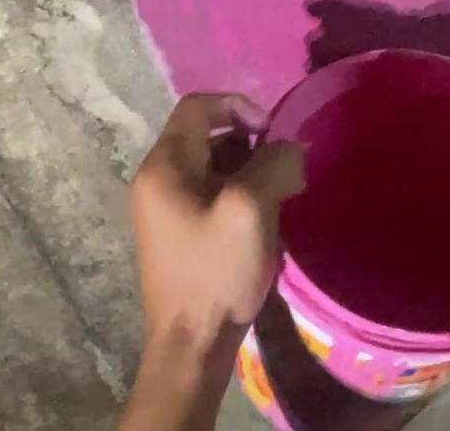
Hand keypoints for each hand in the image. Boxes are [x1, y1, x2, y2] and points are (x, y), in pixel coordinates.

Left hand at [130, 93, 304, 341]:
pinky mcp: (181, 230)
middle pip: (210, 134)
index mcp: (164, 166)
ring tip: (281, 195)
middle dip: (252, 144)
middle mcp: (158, 180)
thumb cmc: (216, 269)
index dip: (239, 106)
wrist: (193, 343)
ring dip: (252, 170)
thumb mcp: (252, 207)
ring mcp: (167, 207)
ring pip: (216, 164)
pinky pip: (214, 191)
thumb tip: (291, 146)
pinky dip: (242, 193)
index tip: (271, 133)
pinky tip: (265, 217)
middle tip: (283, 169)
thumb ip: (275, 162)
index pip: (199, 106)